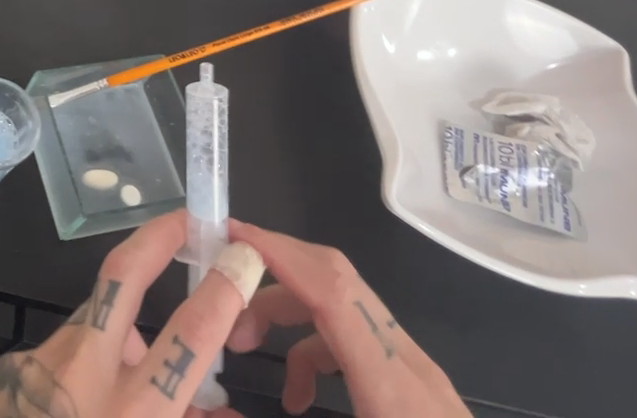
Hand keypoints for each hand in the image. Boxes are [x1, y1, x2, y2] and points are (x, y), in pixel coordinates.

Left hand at [0, 211, 262, 417]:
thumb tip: (223, 410)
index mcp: (131, 412)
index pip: (186, 340)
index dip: (219, 295)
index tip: (244, 259)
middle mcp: (84, 375)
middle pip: (120, 281)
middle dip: (156, 239)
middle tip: (187, 217)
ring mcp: (47, 362)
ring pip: (99, 317)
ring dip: (130, 317)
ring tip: (151, 357)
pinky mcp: (22, 365)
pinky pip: (75, 346)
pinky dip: (102, 354)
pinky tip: (109, 379)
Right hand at [225, 222, 468, 416]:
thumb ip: (297, 412)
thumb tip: (222, 416)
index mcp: (390, 389)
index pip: (330, 291)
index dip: (276, 254)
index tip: (226, 237)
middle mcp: (406, 364)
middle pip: (335, 279)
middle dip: (271, 268)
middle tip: (221, 289)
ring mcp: (414, 371)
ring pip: (341, 304)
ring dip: (286, 309)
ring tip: (244, 345)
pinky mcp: (414, 386)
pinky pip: (354, 337)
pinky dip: (312, 346)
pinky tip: (299, 396)